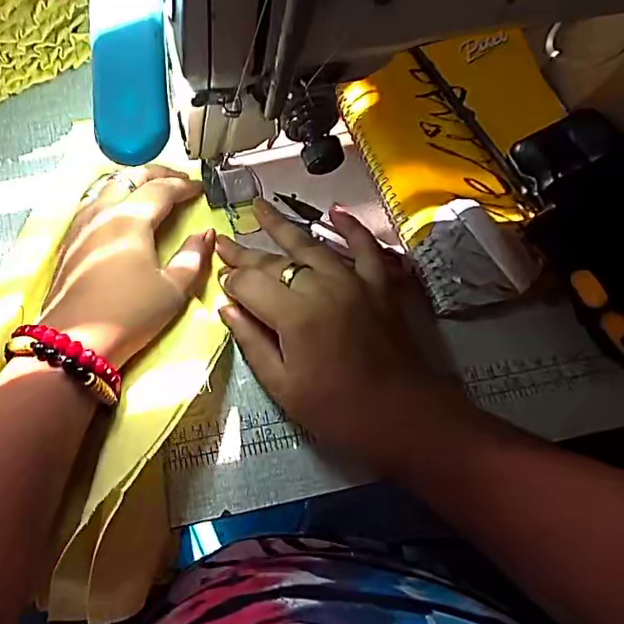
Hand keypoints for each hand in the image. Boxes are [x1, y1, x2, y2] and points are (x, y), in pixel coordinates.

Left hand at [38, 165, 215, 368]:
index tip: (199, 189)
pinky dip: (112, 197)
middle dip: (156, 174)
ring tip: (147, 189)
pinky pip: (92, 204)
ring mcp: (81, 226)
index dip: (183, 186)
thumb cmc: (129, 315)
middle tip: (176, 179)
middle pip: (130, 178)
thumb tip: (205, 236)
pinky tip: (117, 212)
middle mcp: (103, 213)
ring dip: (131, 182)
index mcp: (131, 219)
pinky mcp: (68, 243)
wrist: (74, 343)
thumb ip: (193, 258)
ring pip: (107, 188)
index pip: (161, 189)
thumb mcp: (172, 290)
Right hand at [215, 202, 464, 473]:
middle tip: (223, 242)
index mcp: (294, 314)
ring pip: (312, 246)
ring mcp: (353, 281)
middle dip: (246, 254)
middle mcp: (322, 286)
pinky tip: (335, 211)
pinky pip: (364, 247)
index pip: (250, 284)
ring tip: (261, 208)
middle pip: (275, 262)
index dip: (231, 282)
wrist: (404, 415)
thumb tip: (226, 309)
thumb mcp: (284, 387)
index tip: (219, 283)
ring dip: (284, 227)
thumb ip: (252, 343)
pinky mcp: (379, 285)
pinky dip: (350, 227)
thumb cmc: (338, 410)